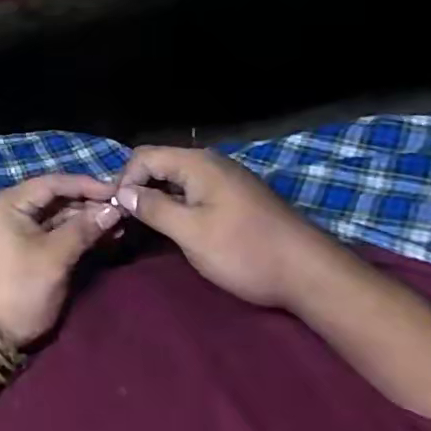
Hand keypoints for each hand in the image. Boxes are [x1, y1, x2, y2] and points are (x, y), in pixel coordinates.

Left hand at [0, 174, 121, 346]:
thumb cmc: (20, 288)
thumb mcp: (54, 257)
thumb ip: (83, 229)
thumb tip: (114, 209)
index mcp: (10, 202)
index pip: (53, 183)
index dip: (87, 185)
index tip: (119, 191)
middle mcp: (13, 208)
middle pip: (58, 197)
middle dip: (91, 203)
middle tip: (125, 209)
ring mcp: (21, 228)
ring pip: (60, 215)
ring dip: (88, 219)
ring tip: (122, 224)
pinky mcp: (30, 247)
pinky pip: (58, 232)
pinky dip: (80, 233)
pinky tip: (106, 237)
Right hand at [113, 146, 339, 308]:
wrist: (312, 275)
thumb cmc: (245, 251)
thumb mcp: (190, 233)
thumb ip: (153, 208)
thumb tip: (123, 193)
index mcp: (197, 163)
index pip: (143, 156)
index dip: (125, 180)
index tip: (118, 211)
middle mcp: (211, 162)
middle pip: (160, 164)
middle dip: (140, 188)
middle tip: (130, 220)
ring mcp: (226, 178)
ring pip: (177, 179)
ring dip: (159, 198)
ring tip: (150, 226)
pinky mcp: (236, 196)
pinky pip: (195, 190)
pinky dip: (179, 204)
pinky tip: (179, 227)